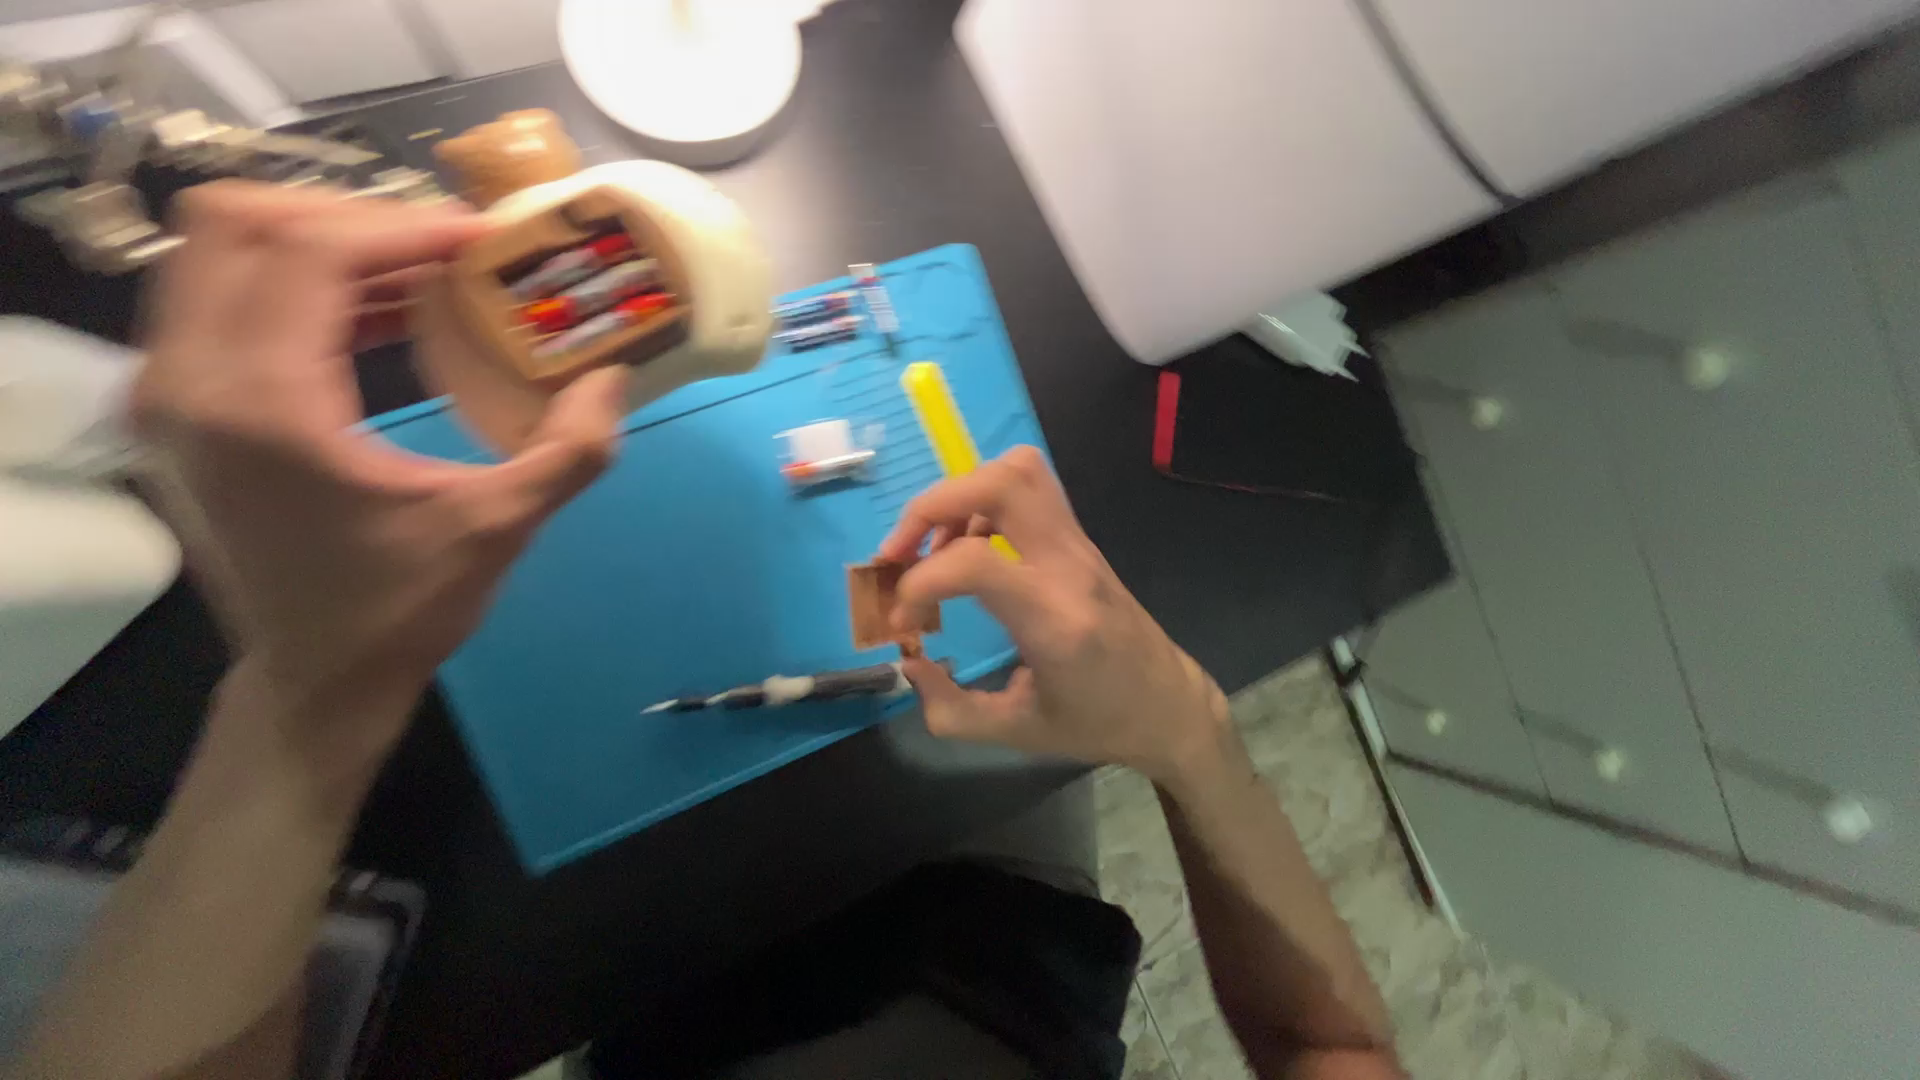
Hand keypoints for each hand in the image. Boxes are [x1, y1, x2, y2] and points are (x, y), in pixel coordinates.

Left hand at [134, 182, 627, 779]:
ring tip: (425, 273)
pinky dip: (305, 285)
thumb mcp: (501, 527)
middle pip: (238, 223)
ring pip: (220, 252)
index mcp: (262, 404)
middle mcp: (189, 379)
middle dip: (353, 218)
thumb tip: (613, 377)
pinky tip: (384, 316)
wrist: (317, 677)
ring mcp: (172, 390)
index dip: (403, 228)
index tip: (484, 241)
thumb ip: (569, 451)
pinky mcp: (183, 406)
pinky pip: (228, 299)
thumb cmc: (402, 606)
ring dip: (327, 245)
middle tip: (445, 250)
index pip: (308, 253)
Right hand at [878, 446, 1233, 785]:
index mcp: (1056, 620)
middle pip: (1001, 483)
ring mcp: (1079, 545)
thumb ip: (951, 710)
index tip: (902, 621)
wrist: (1169, 704)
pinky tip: (967, 547)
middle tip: (899, 554)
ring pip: (1019, 471)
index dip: (919, 582)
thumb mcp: (1018, 733)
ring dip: (960, 495)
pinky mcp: (1079, 540)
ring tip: (933, 547)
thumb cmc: (1097, 723)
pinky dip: (983, 501)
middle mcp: (1069, 566)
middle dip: (931, 505)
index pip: (975, 562)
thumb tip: (907, 666)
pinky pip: (1029, 489)